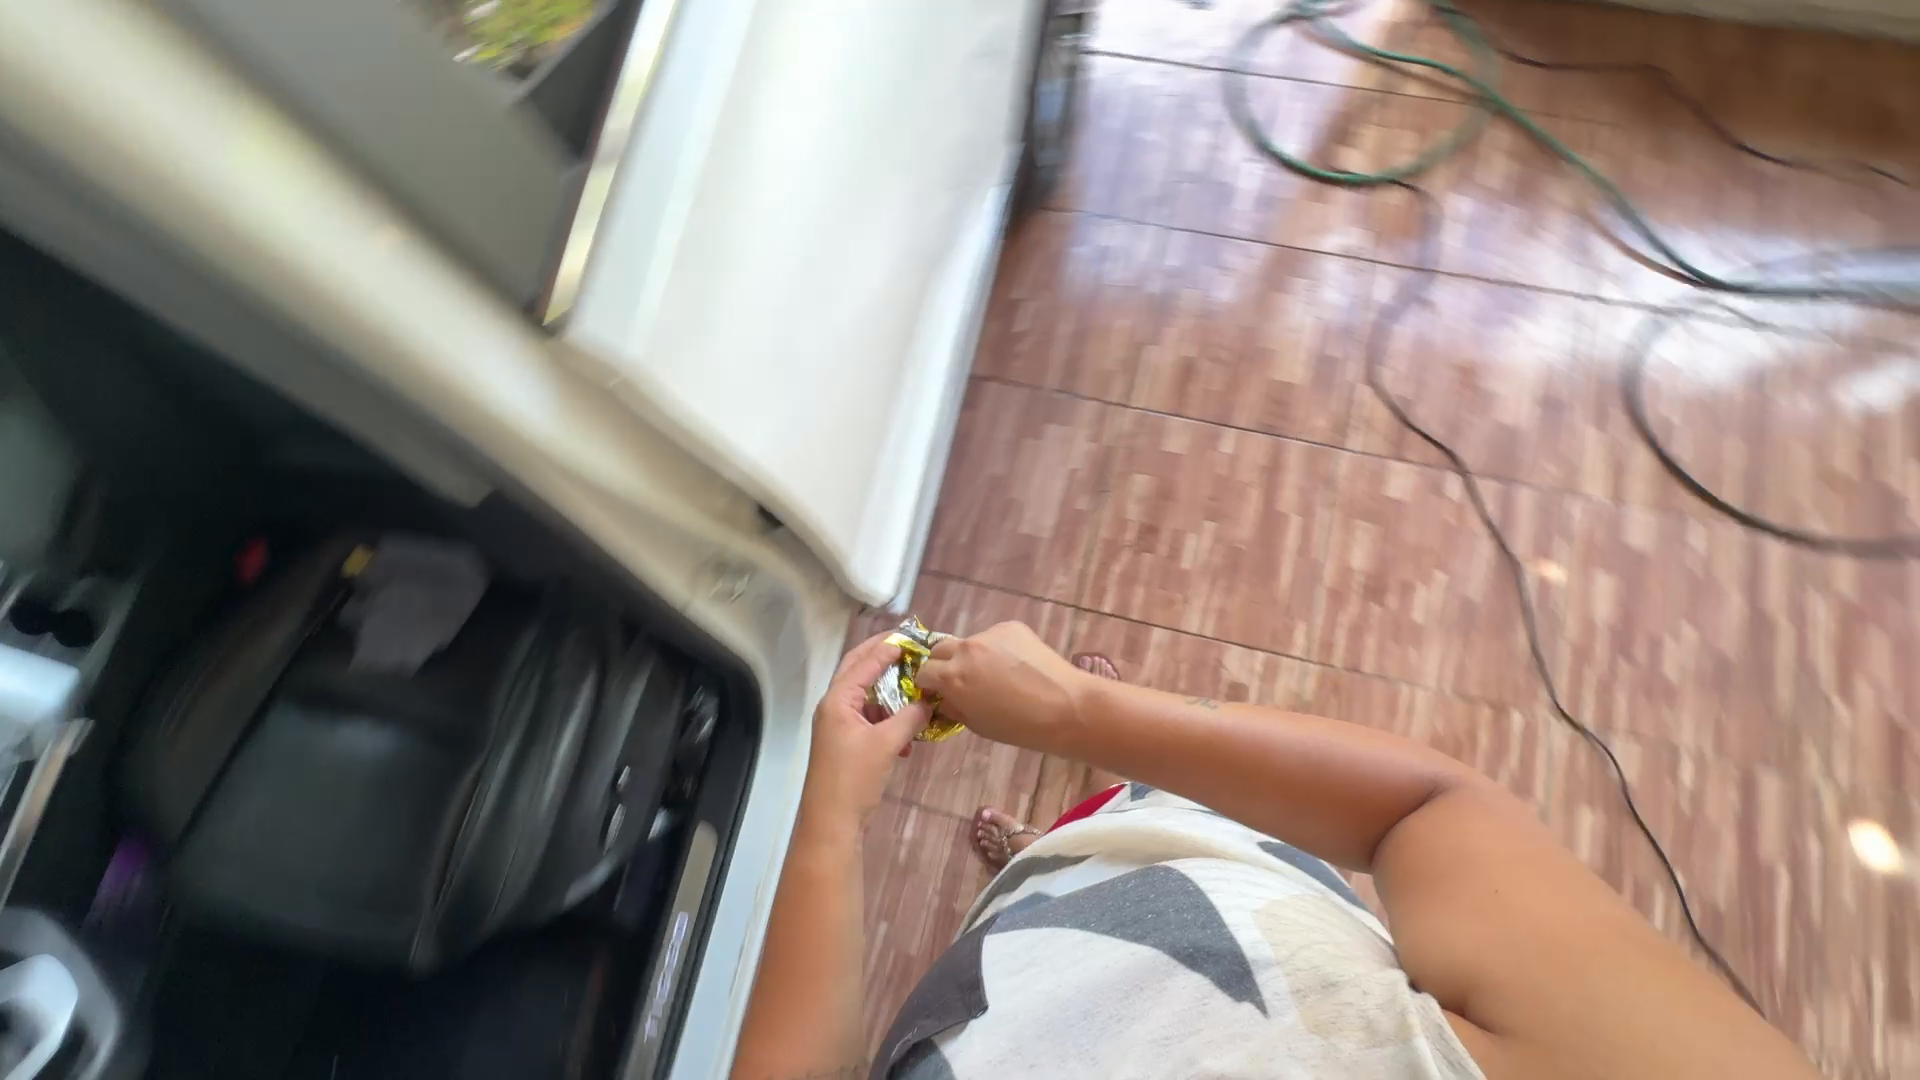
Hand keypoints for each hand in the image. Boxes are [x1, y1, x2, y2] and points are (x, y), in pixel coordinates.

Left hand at [800, 632, 931, 827]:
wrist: (832, 825)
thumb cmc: (853, 779)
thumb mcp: (886, 744)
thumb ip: (910, 717)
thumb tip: (930, 700)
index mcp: (837, 700)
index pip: (864, 662)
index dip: (888, 647)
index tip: (912, 636)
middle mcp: (834, 707)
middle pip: (859, 671)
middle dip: (883, 658)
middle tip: (909, 646)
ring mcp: (839, 726)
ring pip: (867, 697)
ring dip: (890, 692)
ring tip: (917, 687)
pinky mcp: (847, 744)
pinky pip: (871, 719)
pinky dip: (890, 718)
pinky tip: (910, 730)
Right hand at [915, 621, 1089, 751]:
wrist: (1066, 707)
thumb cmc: (1019, 726)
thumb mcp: (977, 724)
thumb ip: (954, 707)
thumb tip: (944, 699)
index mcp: (952, 676)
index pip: (923, 672)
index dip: (927, 684)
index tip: (936, 692)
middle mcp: (965, 649)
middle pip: (939, 650)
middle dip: (942, 664)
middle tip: (960, 680)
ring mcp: (989, 634)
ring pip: (969, 643)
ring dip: (972, 656)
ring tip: (995, 673)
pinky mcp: (1011, 626)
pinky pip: (994, 637)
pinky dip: (997, 649)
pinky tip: (1016, 665)